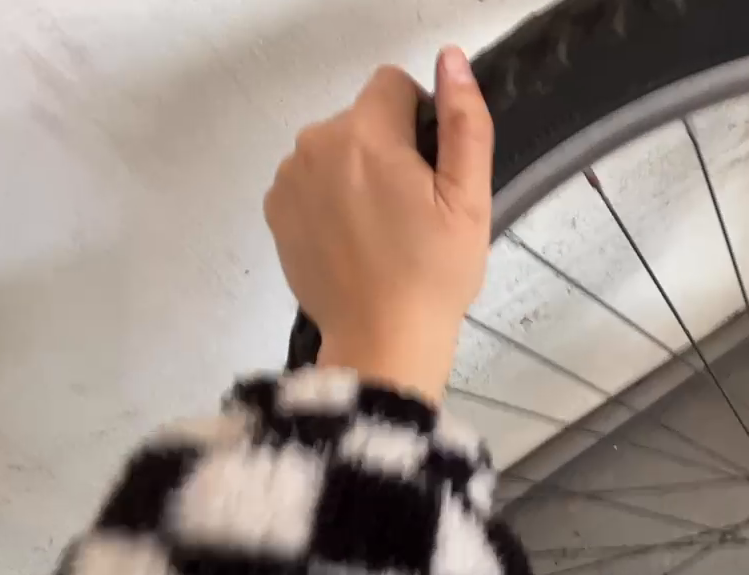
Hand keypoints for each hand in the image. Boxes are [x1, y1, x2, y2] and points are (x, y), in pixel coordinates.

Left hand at [264, 46, 493, 403]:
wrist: (384, 340)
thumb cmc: (435, 275)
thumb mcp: (471, 203)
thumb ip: (465, 127)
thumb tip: (452, 61)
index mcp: (366, 134)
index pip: (393, 85)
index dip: (423, 123)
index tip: (434, 175)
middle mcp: (316, 142)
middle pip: (362, 121)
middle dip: (390, 153)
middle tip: (416, 215)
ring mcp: (289, 178)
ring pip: (335, 153)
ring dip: (360, 177)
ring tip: (387, 235)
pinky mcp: (277, 211)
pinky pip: (310, 184)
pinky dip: (333, 204)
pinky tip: (357, 246)